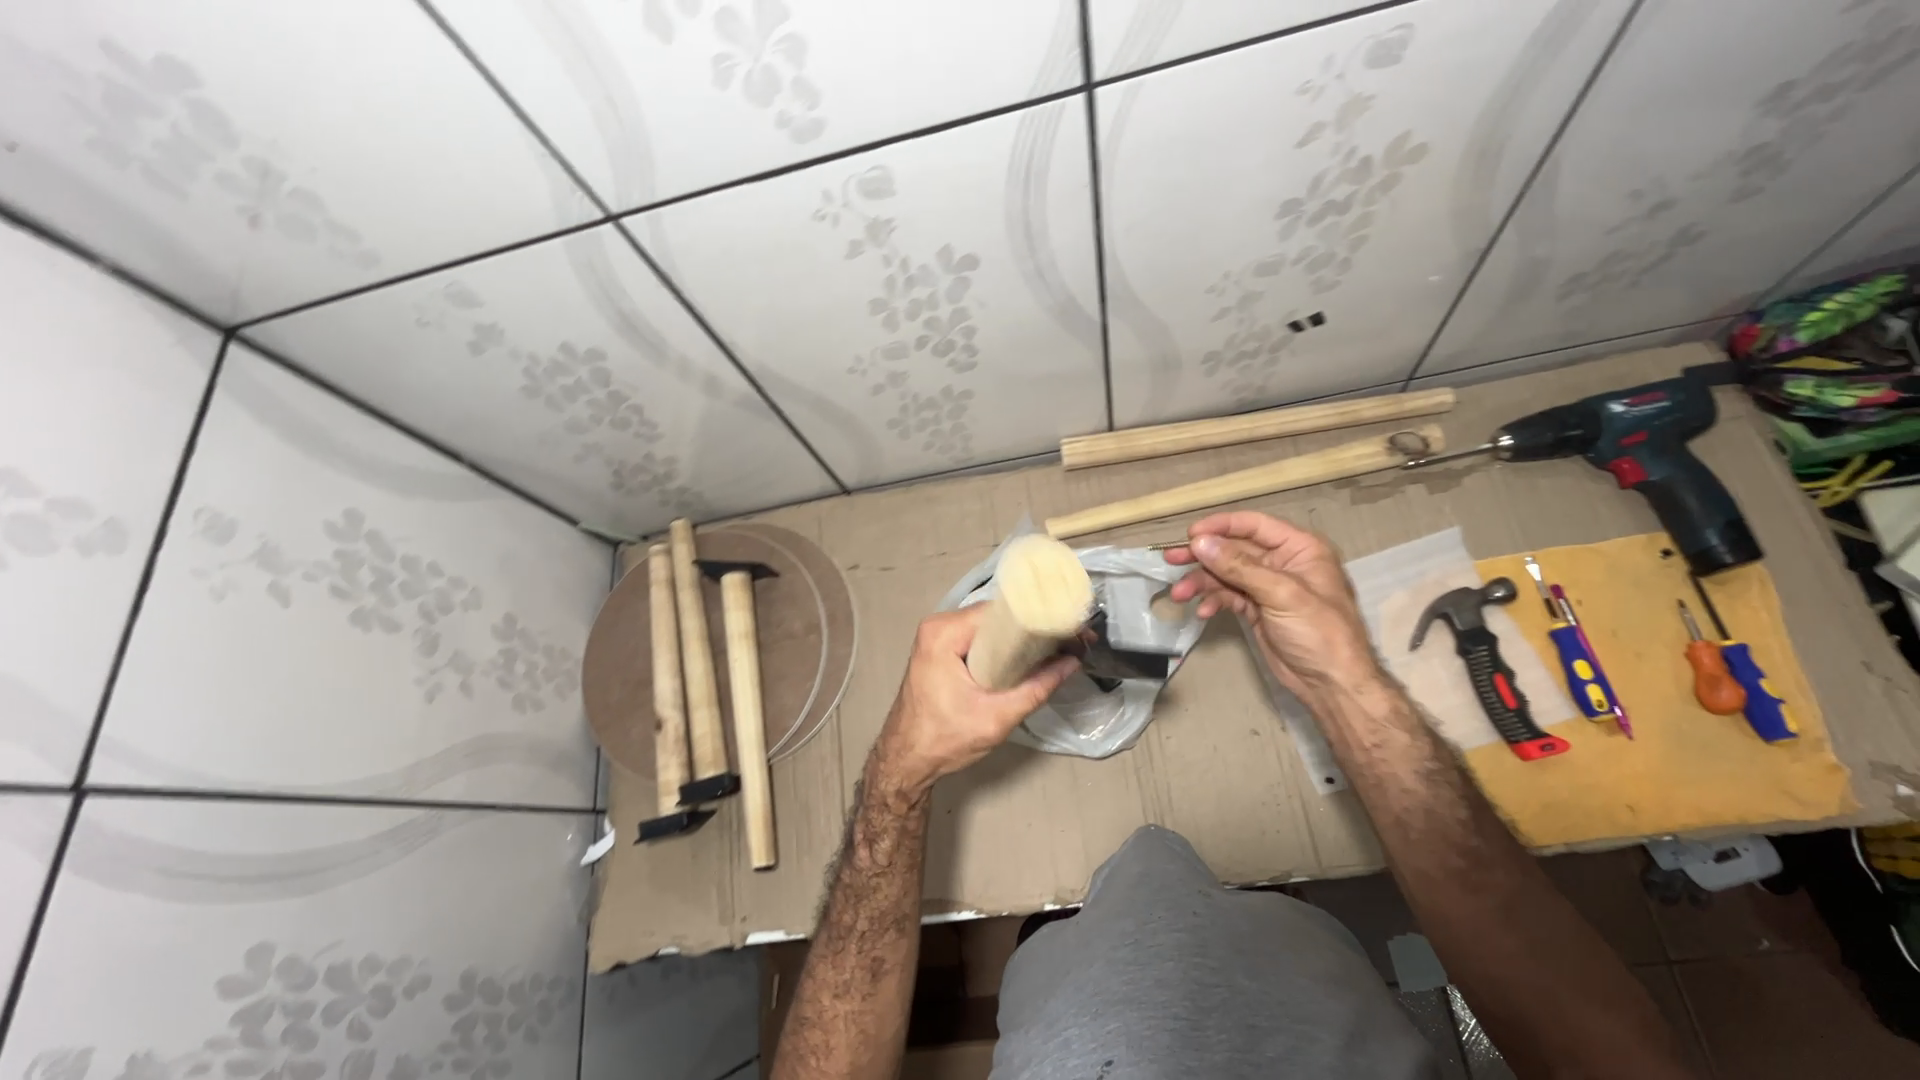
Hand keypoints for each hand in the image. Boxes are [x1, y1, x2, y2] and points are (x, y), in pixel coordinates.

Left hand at [870, 606, 1077, 801]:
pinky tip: (1028, 657)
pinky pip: (980, 637)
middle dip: (1033, 627)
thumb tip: (1072, 662)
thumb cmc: (944, 740)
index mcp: (944, 633)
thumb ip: (1036, 688)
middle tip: (1069, 639)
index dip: (1037, 616)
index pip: (1001, 610)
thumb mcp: (997, 717)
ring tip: (1056, 647)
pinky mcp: (941, 648)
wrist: (906, 760)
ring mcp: (938, 636)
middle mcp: (939, 625)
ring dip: (1020, 637)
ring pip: (990, 626)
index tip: (1069, 628)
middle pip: (996, 615)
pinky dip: (1003, 645)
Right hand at [1164, 511, 1383, 703]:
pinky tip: (1203, 612)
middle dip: (1203, 556)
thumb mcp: (1282, 594)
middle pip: (1234, 550)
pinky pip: (1228, 597)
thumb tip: (1200, 543)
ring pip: (1226, 575)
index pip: (1255, 526)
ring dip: (1202, 582)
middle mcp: (1283, 563)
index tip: (1190, 535)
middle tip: (1170, 560)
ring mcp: (1268, 588)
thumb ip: (1239, 567)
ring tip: (1179, 595)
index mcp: (1299, 549)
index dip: (1221, 526)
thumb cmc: (1319, 633)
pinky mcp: (1257, 610)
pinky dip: (1214, 602)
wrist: (1331, 684)